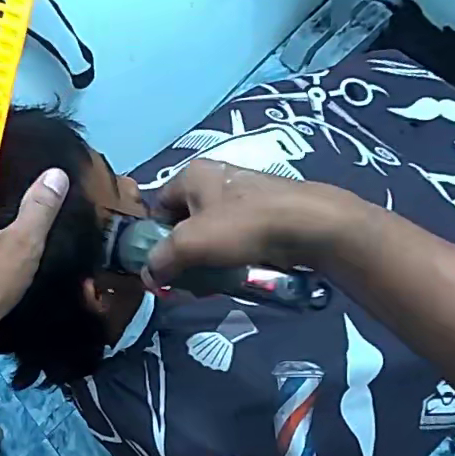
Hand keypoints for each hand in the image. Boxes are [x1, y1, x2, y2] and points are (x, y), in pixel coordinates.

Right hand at [145, 160, 365, 284]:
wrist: (306, 224)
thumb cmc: (241, 226)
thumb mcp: (190, 244)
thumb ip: (162, 259)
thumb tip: (148, 276)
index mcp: (192, 174)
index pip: (159, 206)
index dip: (156, 236)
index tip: (162, 263)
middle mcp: (216, 177)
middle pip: (186, 220)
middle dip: (184, 252)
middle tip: (188, 278)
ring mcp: (244, 193)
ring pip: (213, 231)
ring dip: (209, 258)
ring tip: (214, 281)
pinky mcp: (266, 211)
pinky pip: (238, 236)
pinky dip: (233, 254)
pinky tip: (238, 272)